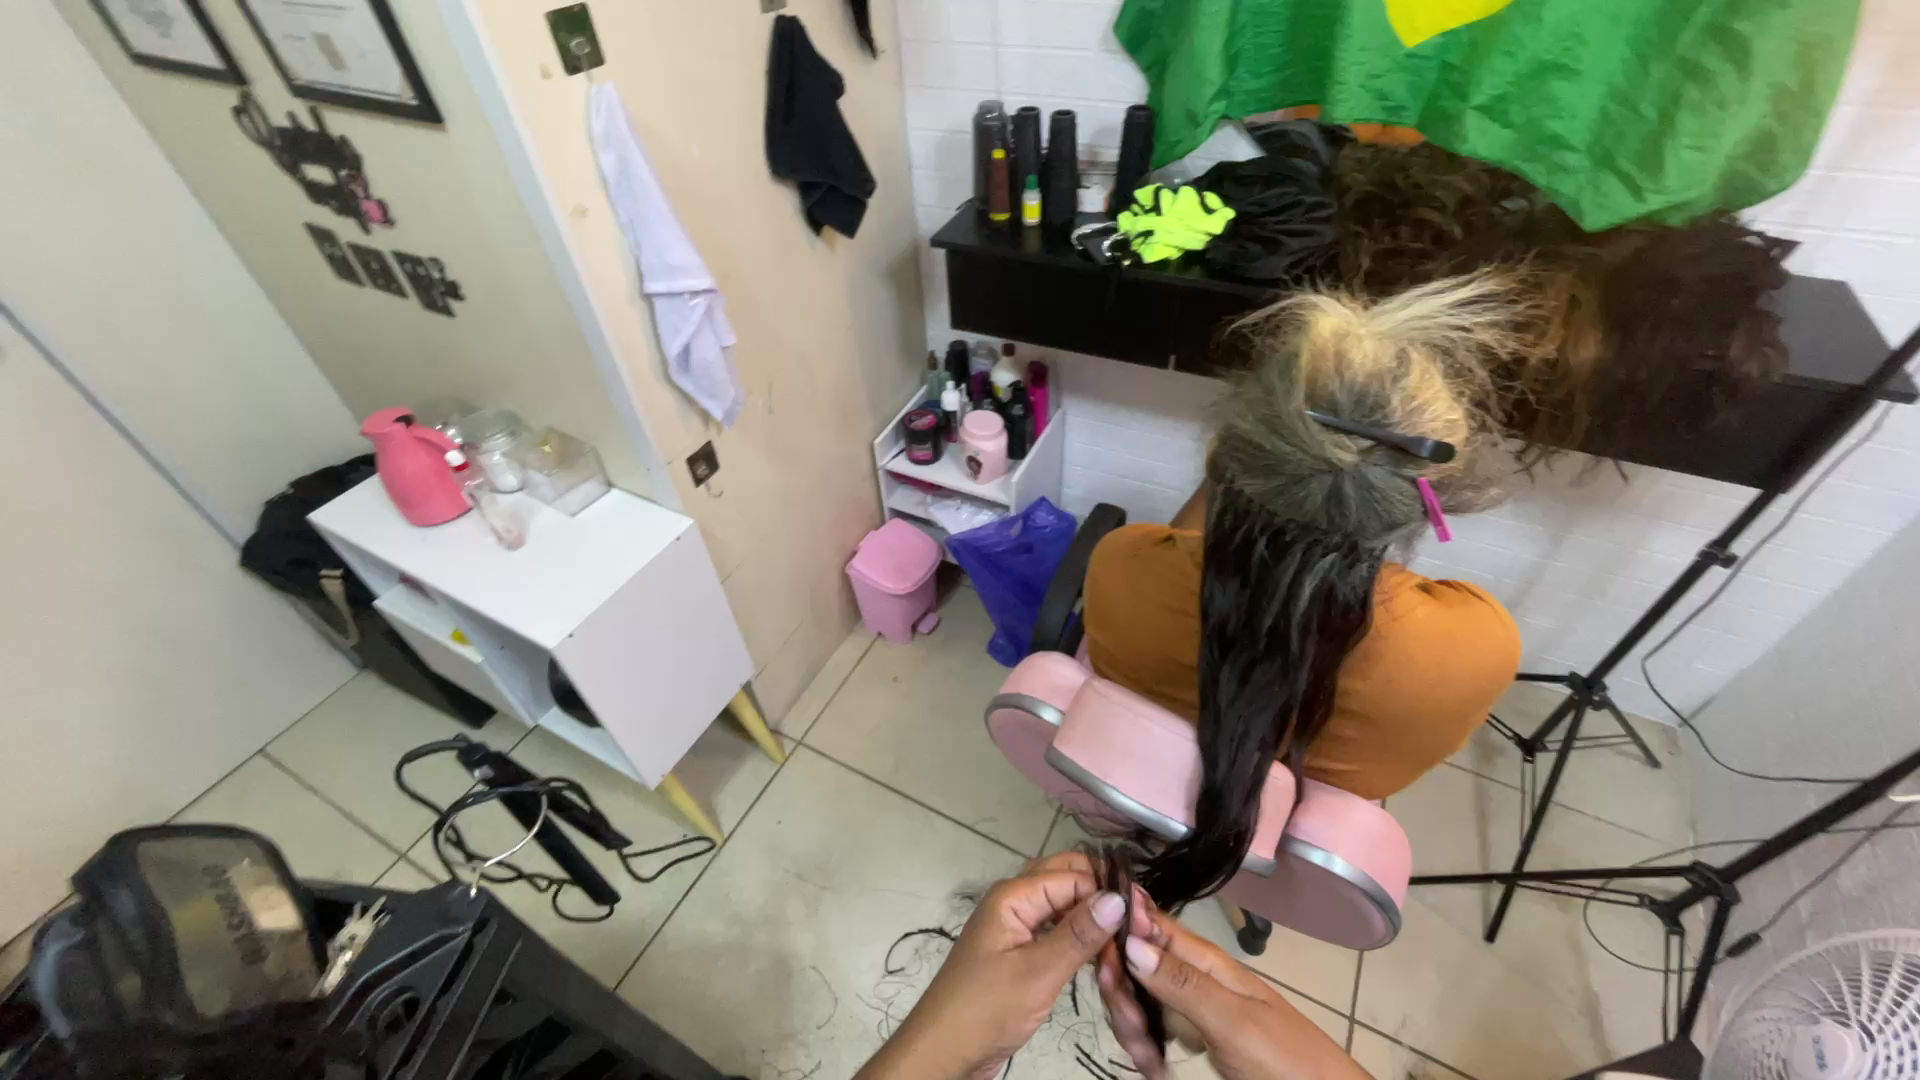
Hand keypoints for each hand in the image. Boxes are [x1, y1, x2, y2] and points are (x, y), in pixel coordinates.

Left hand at [854, 853, 1131, 1079]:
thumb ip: (1078, 934)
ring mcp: (1015, 925)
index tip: (1141, 920)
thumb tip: (1117, 897)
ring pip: (1061, 904)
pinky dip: (1077, 936)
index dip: (1105, 892)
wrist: (945, 1052)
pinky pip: (1054, 928)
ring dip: (1089, 916)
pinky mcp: (1019, 950)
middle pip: (1065, 879)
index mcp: (1013, 895)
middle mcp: (1014, 900)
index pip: (1072, 874)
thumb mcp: (1038, 973)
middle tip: (1134, 926)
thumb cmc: (987, 1009)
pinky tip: (1099, 956)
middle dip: (1098, 894)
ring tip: (1124, 942)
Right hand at [1097, 910, 1368, 1079]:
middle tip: (1135, 1037)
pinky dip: (1144, 1048)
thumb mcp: (1234, 1022)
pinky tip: (1152, 1067)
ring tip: (1148, 1062)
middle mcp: (1191, 973)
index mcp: (1202, 958)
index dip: (1116, 937)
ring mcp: (1189, 1005)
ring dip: (1131, 1028)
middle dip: (1121, 998)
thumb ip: (1181, 982)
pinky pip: (1151, 1029)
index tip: (1100, 970)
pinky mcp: (1190, 1034)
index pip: (1145, 925)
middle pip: (1133, 965)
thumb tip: (1127, 938)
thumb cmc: (1287, 1060)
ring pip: (1137, 999)